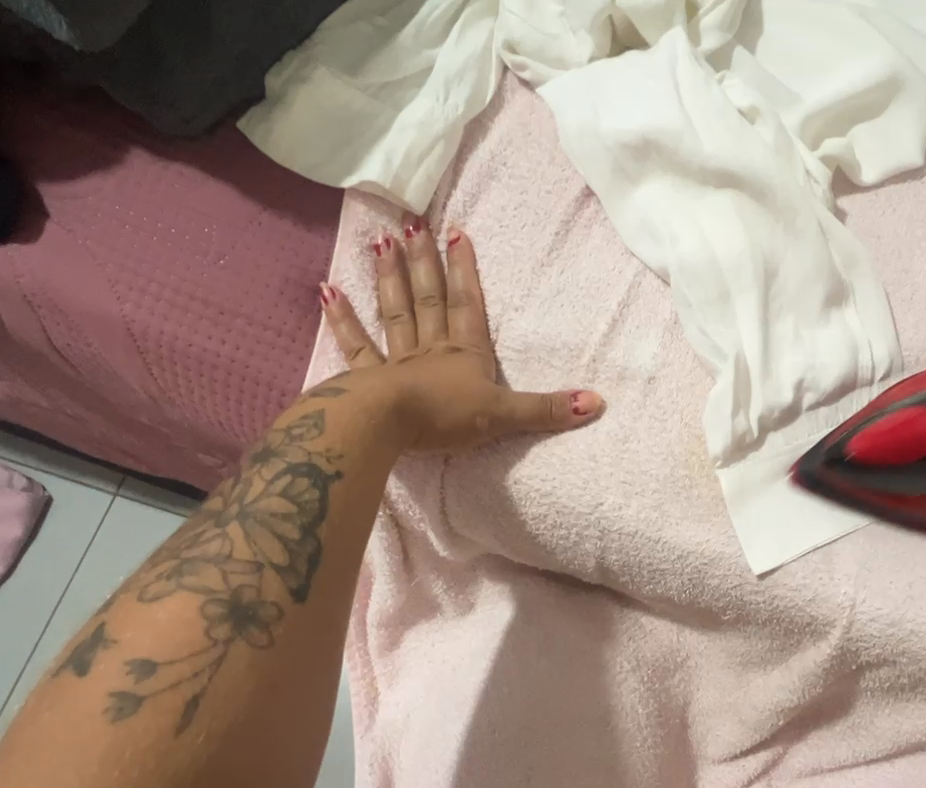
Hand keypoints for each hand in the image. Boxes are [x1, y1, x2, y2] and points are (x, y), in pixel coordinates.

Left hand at [317, 217, 603, 451]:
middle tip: (412, 222)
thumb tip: (598, 402)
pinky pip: (355, 345)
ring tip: (379, 241)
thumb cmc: (447, 417)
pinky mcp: (367, 380)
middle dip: (424, 262)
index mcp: (465, 354)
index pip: (468, 306)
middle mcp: (430, 349)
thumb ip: (547, 409)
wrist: (389, 428)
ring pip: (395, 312)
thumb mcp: (505, 415)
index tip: (457, 232)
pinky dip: (343, 320)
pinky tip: (328, 291)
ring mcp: (396, 362)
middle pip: (429, 299)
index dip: (464, 271)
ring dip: (388, 278)